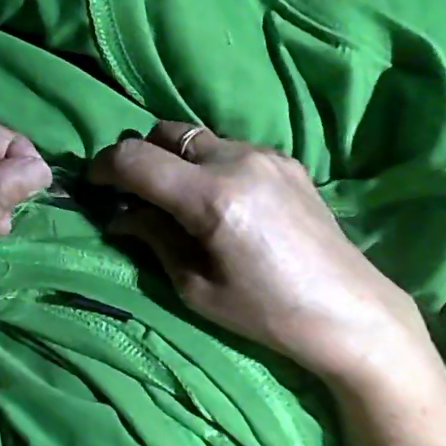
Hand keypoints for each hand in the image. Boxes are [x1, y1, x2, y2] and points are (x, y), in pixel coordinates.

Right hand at [89, 121, 440, 385]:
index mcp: (210, 197)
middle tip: (132, 193)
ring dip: (175, 159)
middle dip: (139, 157)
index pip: (135, 158)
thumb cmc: (266, 313)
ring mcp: (267, 155)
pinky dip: (207, 164)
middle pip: (164, 132)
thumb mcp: (195, 286)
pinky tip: (217, 201)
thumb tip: (120, 216)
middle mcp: (237, 160)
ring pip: (198, 137)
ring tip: (176, 199)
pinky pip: (230, 148)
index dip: (104, 166)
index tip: (94, 185)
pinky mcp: (287, 161)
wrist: (350, 312)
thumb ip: (153, 238)